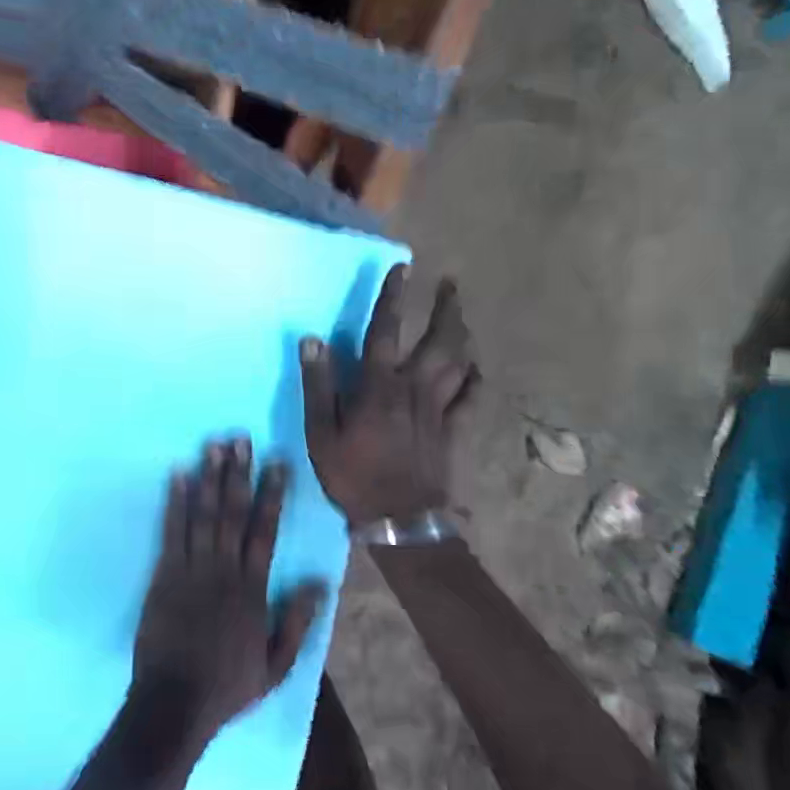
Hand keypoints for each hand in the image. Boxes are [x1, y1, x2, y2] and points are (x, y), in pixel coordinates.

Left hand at [133, 438, 327, 740]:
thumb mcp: (276, 666)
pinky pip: (172, 531)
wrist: (173, 703)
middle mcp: (224, 569)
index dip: (272, 493)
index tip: (277, 462)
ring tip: (214, 444)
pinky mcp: (164, 575)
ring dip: (210, 477)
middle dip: (238, 473)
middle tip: (241, 438)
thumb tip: (319, 582)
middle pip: (233, 512)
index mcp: (253, 588)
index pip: (265, 530)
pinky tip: (179, 475)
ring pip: (204, 514)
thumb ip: (297, 623)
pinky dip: (175, 502)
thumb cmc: (227, 685)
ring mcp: (191, 569)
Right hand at [300, 263, 478, 525]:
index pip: (386, 331)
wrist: (400, 520)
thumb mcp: (321, 434)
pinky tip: (477, 370)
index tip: (403, 269)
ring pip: (458, 363)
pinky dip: (475, 381)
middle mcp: (414, 388)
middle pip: (438, 341)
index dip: (393, 298)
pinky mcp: (454, 430)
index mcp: (379, 386)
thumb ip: (318, 386)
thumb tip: (313, 341)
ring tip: (463, 318)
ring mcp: (439, 409)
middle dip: (446, 310)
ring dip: (462, 336)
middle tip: (451, 285)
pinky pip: (471, 399)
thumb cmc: (354, 476)